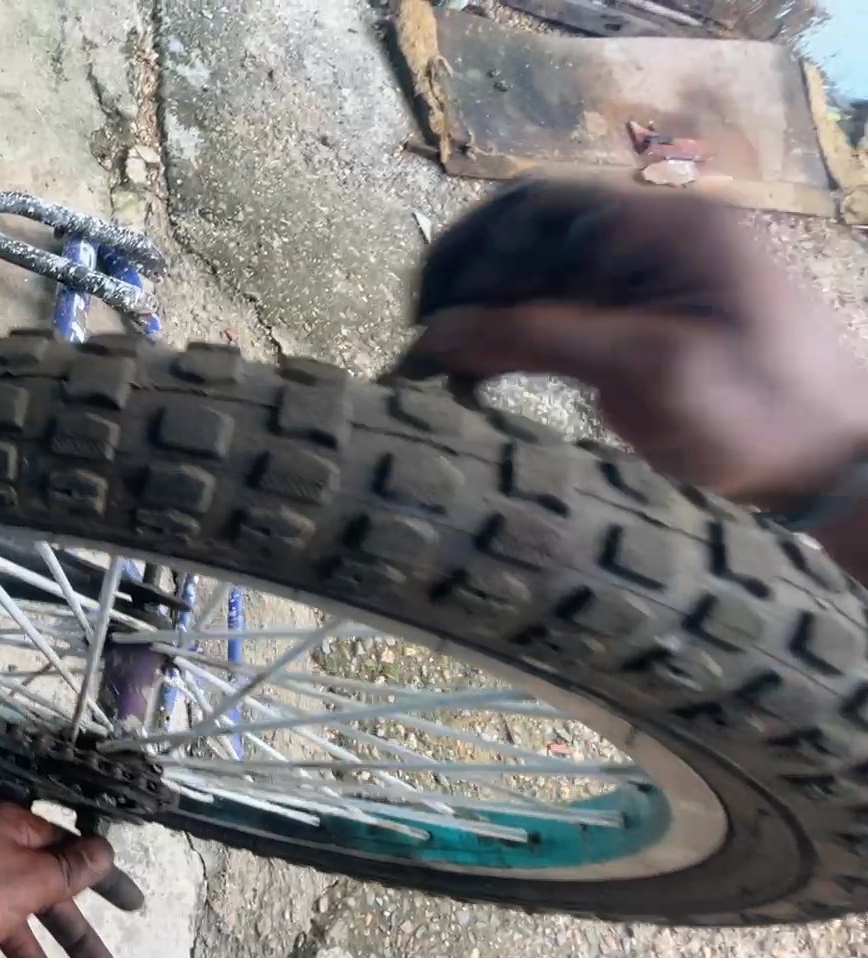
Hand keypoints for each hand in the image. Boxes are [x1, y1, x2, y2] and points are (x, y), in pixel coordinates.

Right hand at [392, 180, 867, 507]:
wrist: (826, 459)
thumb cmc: (754, 407)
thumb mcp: (646, 366)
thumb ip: (535, 338)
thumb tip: (431, 332)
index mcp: (659, 227)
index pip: (531, 207)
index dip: (464, 250)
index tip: (423, 313)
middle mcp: (635, 242)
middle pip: (513, 246)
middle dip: (458, 297)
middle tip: (421, 354)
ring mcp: (623, 285)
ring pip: (514, 288)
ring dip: (467, 328)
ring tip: (438, 377)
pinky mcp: (612, 325)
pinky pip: (531, 322)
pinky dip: (490, 350)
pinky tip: (470, 383)